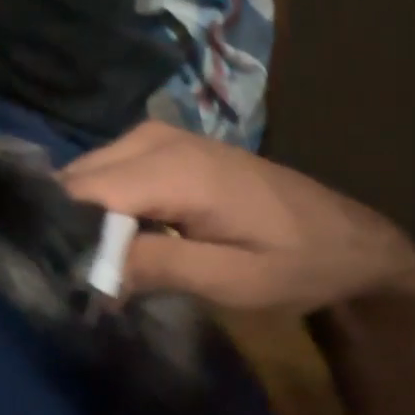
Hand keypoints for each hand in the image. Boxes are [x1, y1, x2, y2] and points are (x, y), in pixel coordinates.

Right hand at [60, 122, 414, 314]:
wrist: (345, 235)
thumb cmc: (295, 261)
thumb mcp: (234, 280)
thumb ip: (159, 266)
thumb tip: (88, 272)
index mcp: (171, 168)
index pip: (83, 191)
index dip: (69, 232)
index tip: (74, 276)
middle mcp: (150, 138)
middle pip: (77, 177)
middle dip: (72, 224)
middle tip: (88, 274)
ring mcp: (151, 134)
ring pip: (86, 172)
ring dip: (86, 215)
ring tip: (105, 260)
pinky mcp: (155, 141)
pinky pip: (106, 168)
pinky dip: (102, 202)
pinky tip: (123, 235)